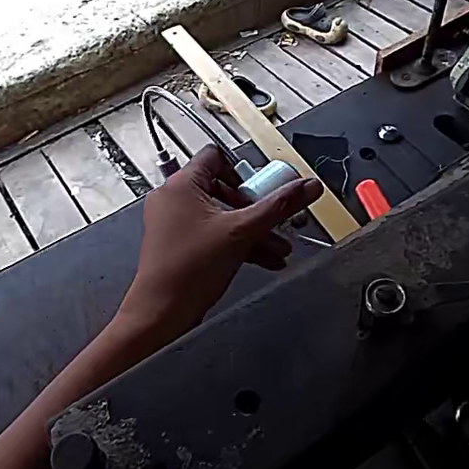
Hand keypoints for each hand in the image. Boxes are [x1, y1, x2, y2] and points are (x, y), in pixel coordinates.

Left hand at [115, 147, 324, 342]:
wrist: (163, 312)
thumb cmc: (187, 270)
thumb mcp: (243, 232)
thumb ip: (278, 206)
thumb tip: (305, 187)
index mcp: (182, 185)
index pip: (217, 157)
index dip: (243, 170)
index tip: (263, 187)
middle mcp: (174, 200)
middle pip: (223, 189)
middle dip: (255, 208)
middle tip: (273, 218)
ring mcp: (175, 223)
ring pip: (222, 216)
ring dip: (251, 229)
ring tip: (277, 246)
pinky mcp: (181, 245)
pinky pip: (214, 235)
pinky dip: (237, 243)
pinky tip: (264, 259)